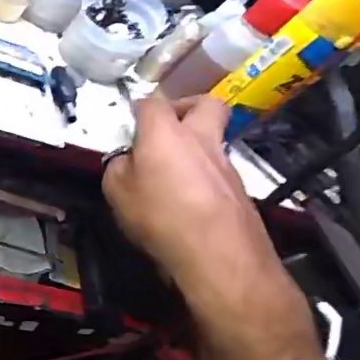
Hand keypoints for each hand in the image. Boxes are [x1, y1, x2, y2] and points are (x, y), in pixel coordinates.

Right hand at [102, 95, 318, 359]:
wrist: (221, 257)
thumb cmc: (161, 217)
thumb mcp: (117, 192)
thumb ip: (119, 168)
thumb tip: (128, 162)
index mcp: (166, 132)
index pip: (152, 103)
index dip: (140, 109)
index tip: (132, 124)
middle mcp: (201, 139)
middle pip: (206, 104)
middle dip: (187, 107)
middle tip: (169, 128)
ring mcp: (227, 165)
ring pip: (214, 142)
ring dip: (196, 151)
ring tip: (173, 179)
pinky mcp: (242, 193)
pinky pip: (219, 175)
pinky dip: (205, 182)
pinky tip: (190, 207)